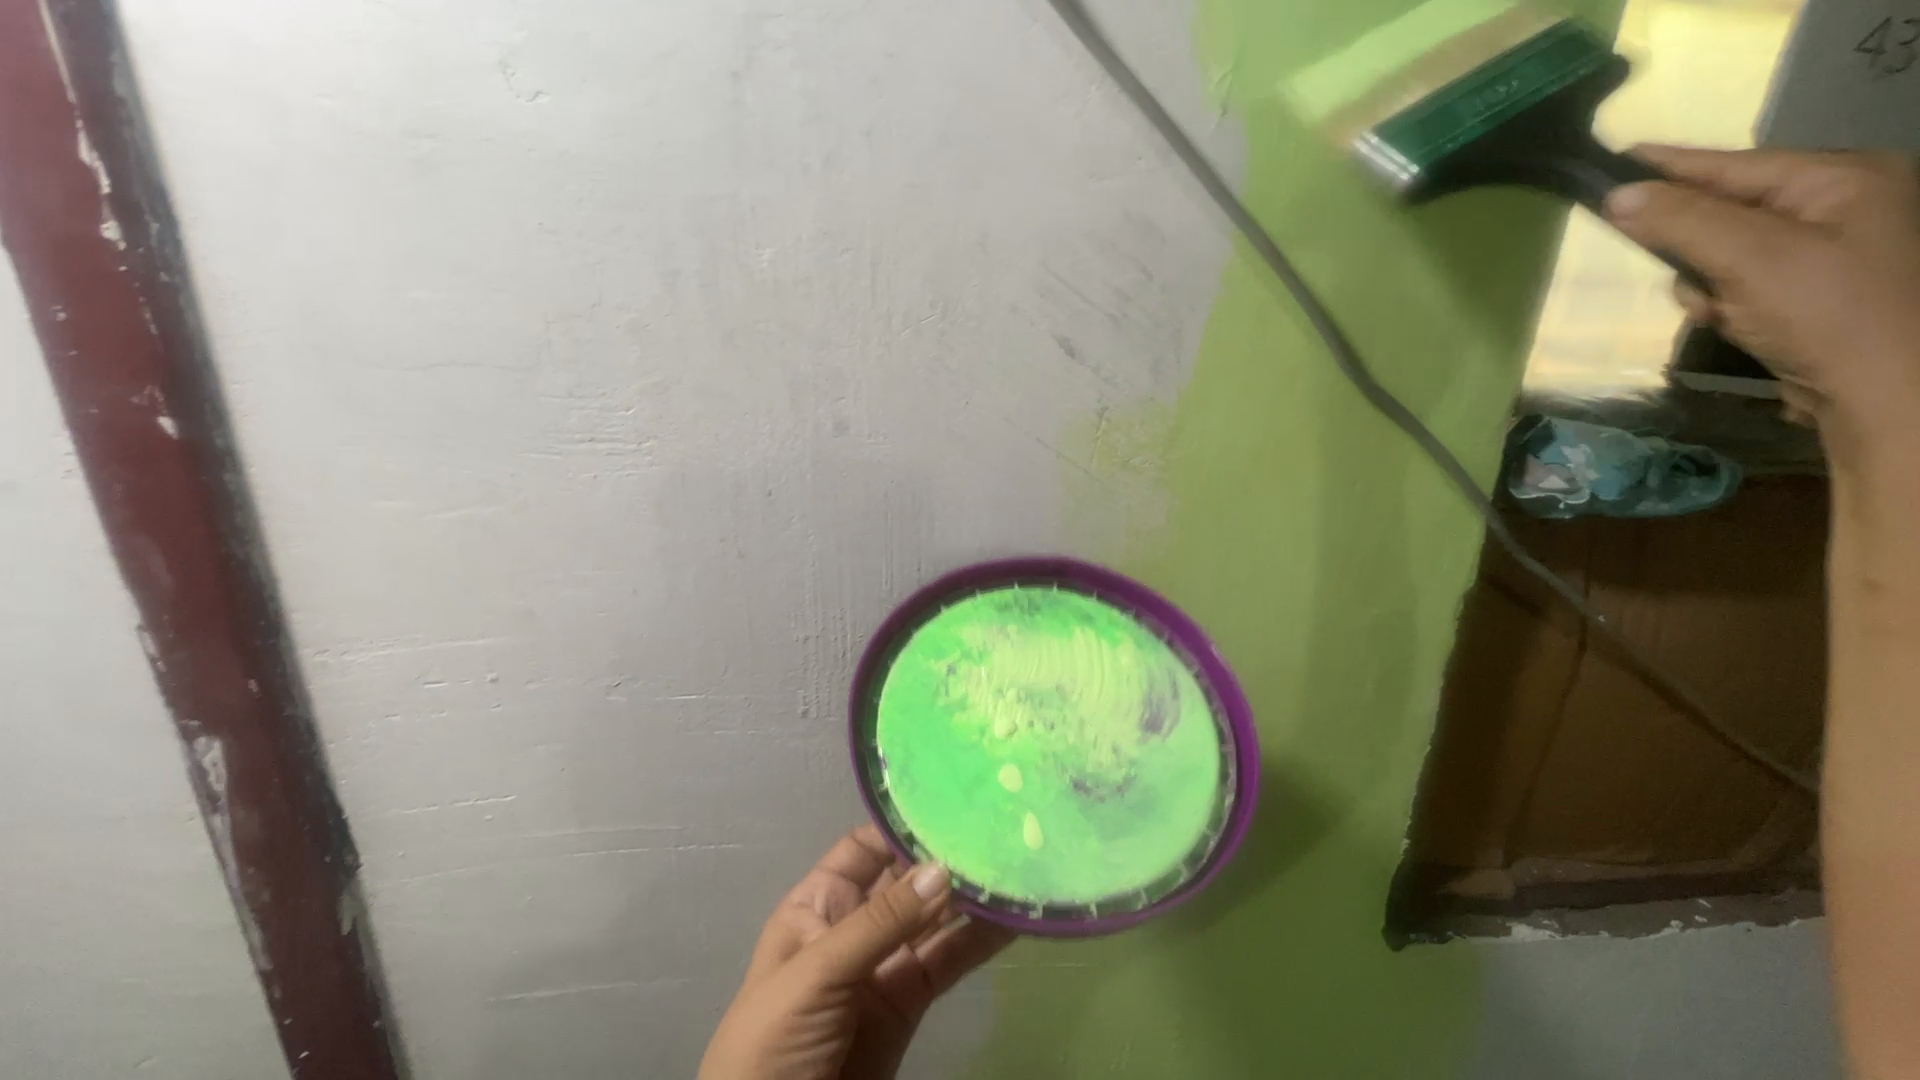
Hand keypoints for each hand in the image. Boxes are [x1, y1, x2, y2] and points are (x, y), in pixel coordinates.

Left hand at [698, 826, 1016, 1079]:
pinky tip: (1010, 920)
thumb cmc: (774, 1034)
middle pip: (906, 881)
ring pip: (934, 919)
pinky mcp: (910, 1001)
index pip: (863, 849)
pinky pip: (948, 961)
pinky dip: (979, 942)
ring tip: (1015, 871)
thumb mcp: (817, 970)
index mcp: (818, 904)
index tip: (952, 809)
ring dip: (971, 899)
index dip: (902, 829)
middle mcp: (855, 924)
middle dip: (946, 860)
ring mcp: (884, 963)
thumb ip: (880, 923)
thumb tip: (942, 868)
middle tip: (999, 835)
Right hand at [1604, 146, 1919, 458]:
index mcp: (1842, 180)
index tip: (1617, 158)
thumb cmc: (1829, 314)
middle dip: (1690, 243)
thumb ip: (1683, 222)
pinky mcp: (1813, 291)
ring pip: (1725, 250)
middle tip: (1667, 263)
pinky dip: (1722, 301)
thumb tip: (1618, 194)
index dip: (1672, 165)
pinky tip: (1729, 321)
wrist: (1886, 393)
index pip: (1735, 165)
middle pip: (1727, 209)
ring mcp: (1829, 250)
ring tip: (1715, 308)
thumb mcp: (1750, 259)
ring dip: (1704, 281)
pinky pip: (1740, 280)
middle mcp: (1842, 205)